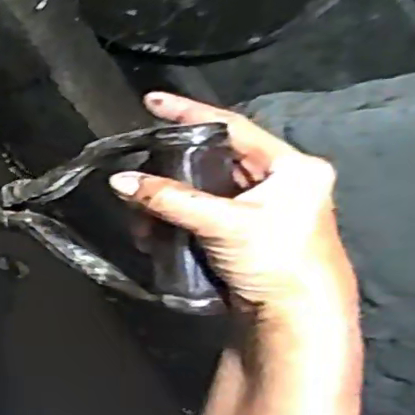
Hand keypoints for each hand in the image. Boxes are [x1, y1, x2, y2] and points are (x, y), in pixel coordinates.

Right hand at [111, 92, 356, 326]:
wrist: (294, 314)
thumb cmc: (278, 261)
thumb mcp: (222, 223)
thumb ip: (169, 198)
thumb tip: (120, 179)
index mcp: (292, 168)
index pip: (232, 128)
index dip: (189, 113)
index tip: (151, 100)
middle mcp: (278, 181)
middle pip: (209, 159)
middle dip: (167, 170)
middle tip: (135, 174)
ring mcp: (258, 207)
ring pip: (196, 187)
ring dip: (163, 201)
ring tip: (143, 219)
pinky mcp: (239, 230)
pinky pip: (193, 210)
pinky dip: (169, 218)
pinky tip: (155, 233)